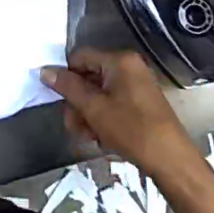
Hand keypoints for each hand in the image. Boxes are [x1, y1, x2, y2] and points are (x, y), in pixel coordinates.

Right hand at [41, 49, 202, 183]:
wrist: (167, 155)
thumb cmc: (130, 128)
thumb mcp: (94, 108)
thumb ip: (69, 87)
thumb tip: (46, 70)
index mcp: (120, 60)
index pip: (80, 57)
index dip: (66, 77)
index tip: (59, 101)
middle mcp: (129, 66)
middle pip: (89, 77)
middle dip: (78, 104)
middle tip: (75, 126)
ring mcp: (136, 83)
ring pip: (99, 94)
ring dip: (88, 115)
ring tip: (90, 137)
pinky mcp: (140, 101)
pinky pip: (112, 102)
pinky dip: (103, 118)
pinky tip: (102, 138)